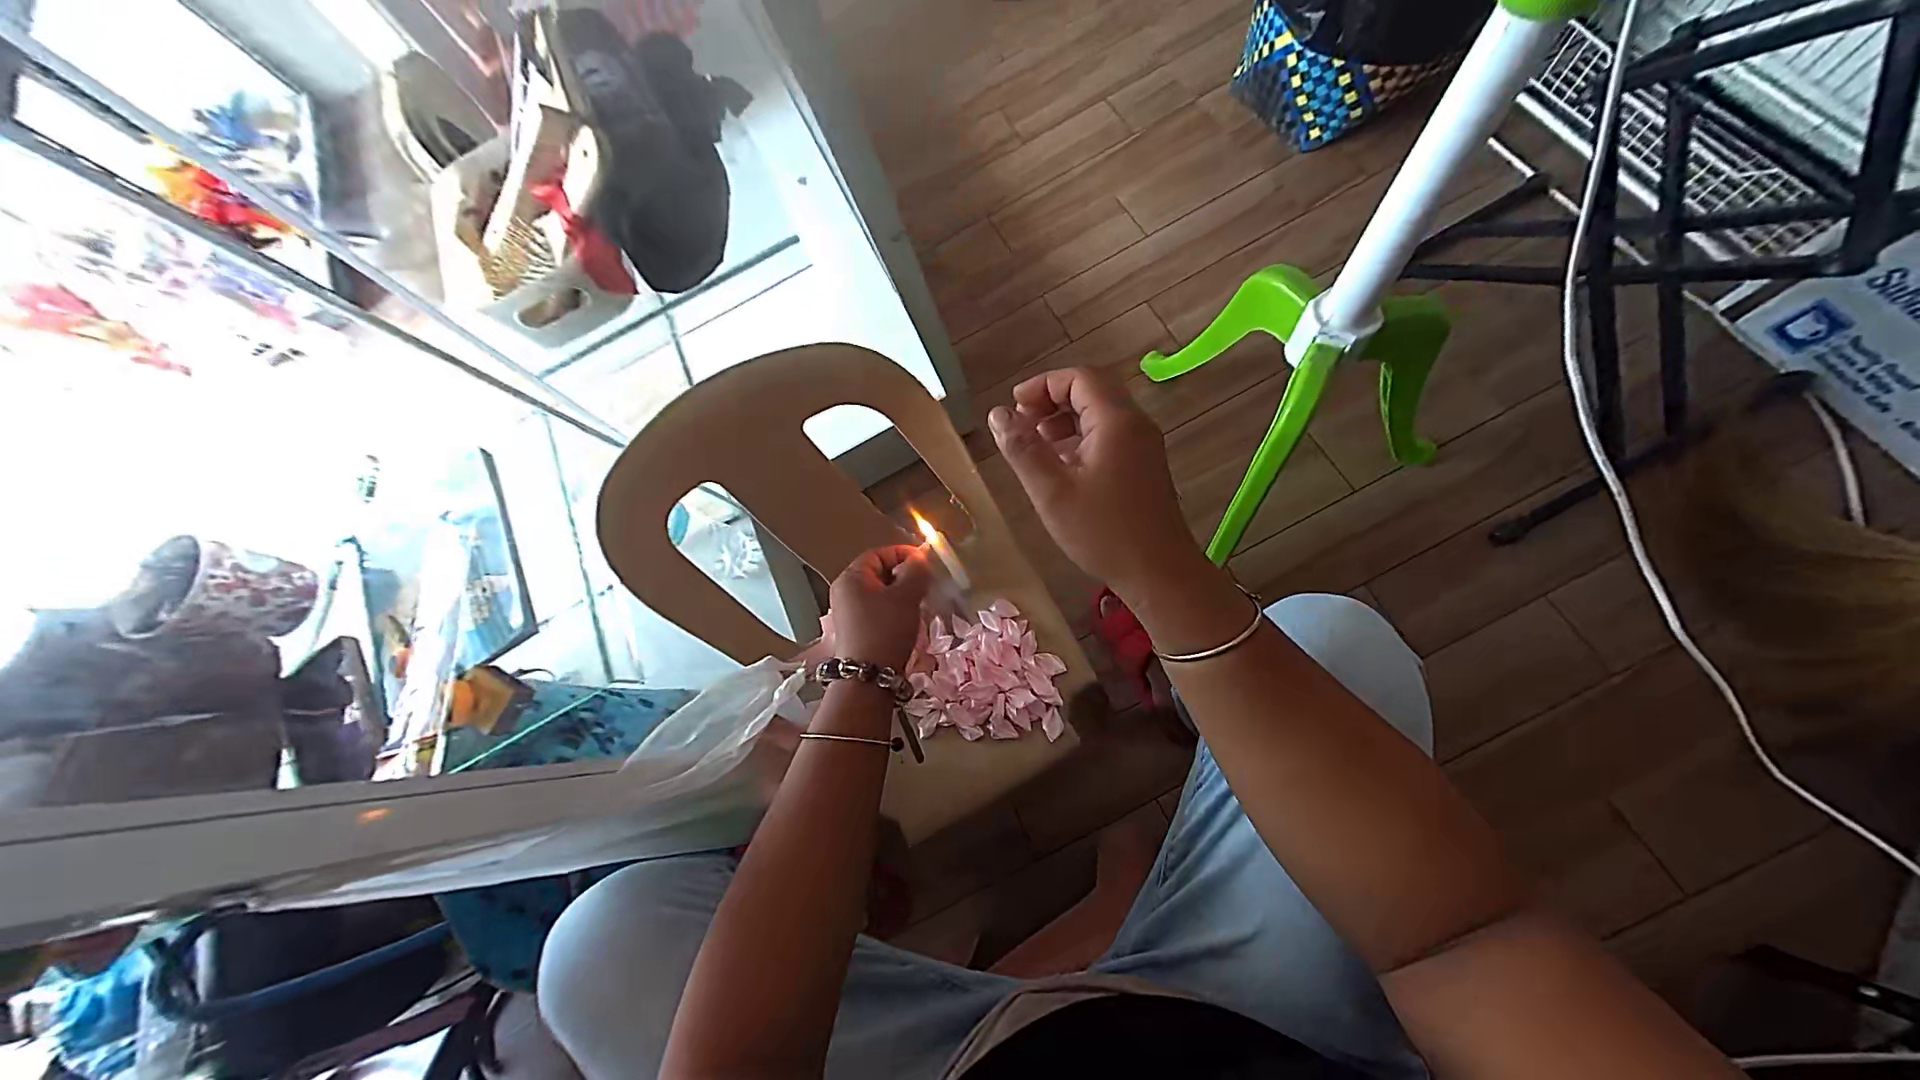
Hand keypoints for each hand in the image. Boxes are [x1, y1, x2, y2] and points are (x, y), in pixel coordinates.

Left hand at [827, 545, 931, 671]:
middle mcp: (843, 592)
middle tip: (925, 584)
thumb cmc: (886, 630)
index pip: (878, 553)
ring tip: (919, 603)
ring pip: (878, 593)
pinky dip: (892, 610)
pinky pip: (876, 610)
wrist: (869, 676)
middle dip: (903, 575)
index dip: (903, 553)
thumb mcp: (906, 596)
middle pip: (877, 573)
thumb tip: (919, 558)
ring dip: (900, 594)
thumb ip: (916, 571)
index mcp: (851, 577)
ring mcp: (846, 613)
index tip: (925, 562)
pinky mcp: (854, 631)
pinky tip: (906, 620)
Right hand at [988, 367, 1204, 599]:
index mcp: (1116, 421)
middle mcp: (1135, 424)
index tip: (1014, 408)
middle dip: (1052, 401)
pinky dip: (1082, 438)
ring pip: (1101, 414)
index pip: (1079, 378)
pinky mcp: (1145, 465)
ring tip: (1036, 445)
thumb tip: (998, 414)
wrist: (1158, 572)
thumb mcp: (1051, 491)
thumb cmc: (1102, 532)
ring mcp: (1144, 445)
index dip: (1041, 385)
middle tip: (1021, 425)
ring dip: (1065, 420)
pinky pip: (1110, 436)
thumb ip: (1022, 449)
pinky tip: (1061, 466)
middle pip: (1092, 390)